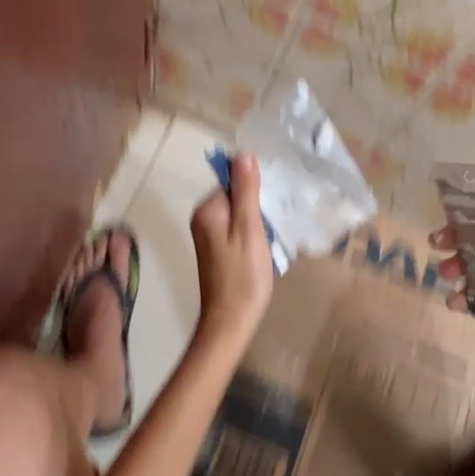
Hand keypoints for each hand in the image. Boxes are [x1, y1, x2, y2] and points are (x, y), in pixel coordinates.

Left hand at [190, 152, 274, 344]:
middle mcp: (202, 218)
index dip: (256, 192)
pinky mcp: (216, 250)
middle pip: (236, 197)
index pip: (234, 182)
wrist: (231, 321)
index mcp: (208, 209)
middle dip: (257, 208)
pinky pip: (237, 230)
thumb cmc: (244, 276)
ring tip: (269, 242)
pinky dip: (252, 236)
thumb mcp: (249, 229)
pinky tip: (262, 252)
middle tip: (272, 229)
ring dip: (257, 224)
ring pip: (239, 215)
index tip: (270, 210)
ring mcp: (208, 235)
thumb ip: (246, 191)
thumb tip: (243, 154)